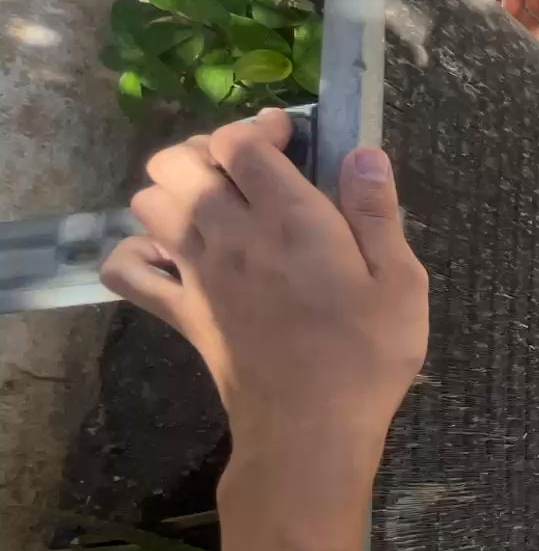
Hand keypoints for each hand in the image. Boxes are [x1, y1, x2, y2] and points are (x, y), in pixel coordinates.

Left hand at [101, 109, 428, 457]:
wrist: (313, 423)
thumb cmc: (371, 350)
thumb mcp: (401, 282)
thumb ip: (378, 214)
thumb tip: (364, 153)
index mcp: (292, 224)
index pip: (244, 149)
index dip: (261, 128)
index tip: (291, 131)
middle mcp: (231, 237)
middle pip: (180, 163)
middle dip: (212, 149)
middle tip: (259, 166)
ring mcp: (196, 274)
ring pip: (150, 202)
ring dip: (179, 187)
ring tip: (226, 201)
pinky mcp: (180, 309)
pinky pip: (126, 266)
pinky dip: (140, 247)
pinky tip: (179, 252)